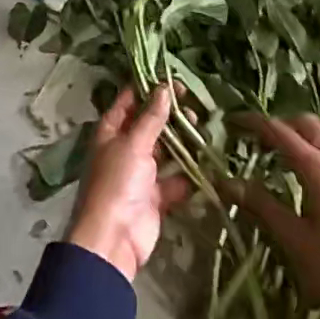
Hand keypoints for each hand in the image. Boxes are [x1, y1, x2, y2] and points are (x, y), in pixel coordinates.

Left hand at [64, 86, 193, 280]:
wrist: (113, 240)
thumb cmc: (117, 182)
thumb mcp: (133, 143)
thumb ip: (151, 117)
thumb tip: (164, 88)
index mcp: (111, 130)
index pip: (129, 99)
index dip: (148, 87)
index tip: (173, 78)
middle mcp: (125, 147)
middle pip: (149, 123)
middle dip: (171, 114)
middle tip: (194, 106)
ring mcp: (140, 172)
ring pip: (165, 150)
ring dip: (183, 141)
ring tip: (203, 128)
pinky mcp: (155, 196)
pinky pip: (175, 179)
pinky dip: (190, 173)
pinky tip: (208, 161)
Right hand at [226, 114, 319, 318]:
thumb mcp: (294, 241)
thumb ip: (261, 206)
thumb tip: (226, 181)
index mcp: (318, 168)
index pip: (279, 131)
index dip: (252, 122)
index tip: (230, 122)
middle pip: (306, 124)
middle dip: (278, 124)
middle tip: (253, 139)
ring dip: (298, 134)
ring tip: (275, 153)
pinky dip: (313, 148)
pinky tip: (302, 175)